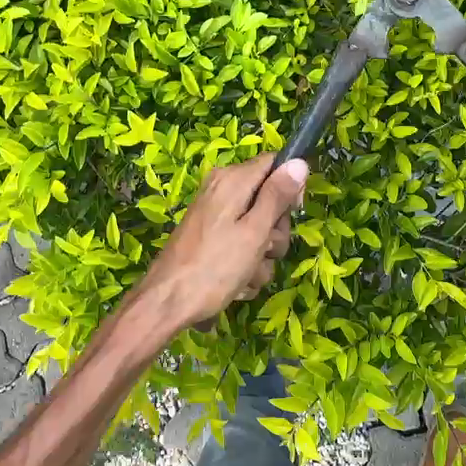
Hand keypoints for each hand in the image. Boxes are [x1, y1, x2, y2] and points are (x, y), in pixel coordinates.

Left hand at [139, 153, 307, 327]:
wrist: (166, 303)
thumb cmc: (214, 266)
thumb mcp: (254, 232)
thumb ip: (277, 196)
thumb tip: (299, 162)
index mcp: (233, 180)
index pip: (274, 164)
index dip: (290, 186)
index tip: (293, 212)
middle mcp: (222, 189)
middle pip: (268, 200)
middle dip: (273, 231)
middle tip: (263, 250)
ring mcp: (214, 215)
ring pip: (257, 228)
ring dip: (260, 256)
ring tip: (245, 274)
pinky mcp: (210, 238)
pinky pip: (240, 244)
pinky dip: (244, 264)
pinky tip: (235, 283)